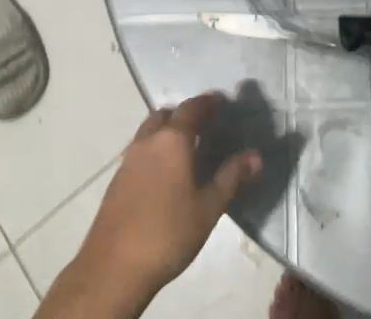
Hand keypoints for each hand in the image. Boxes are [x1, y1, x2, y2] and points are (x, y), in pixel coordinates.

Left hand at [78, 92, 263, 298]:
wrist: (113, 268)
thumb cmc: (168, 233)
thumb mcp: (209, 207)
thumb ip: (232, 177)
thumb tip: (256, 156)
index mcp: (172, 140)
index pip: (192, 108)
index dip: (208, 102)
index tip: (222, 102)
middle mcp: (147, 141)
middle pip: (166, 115)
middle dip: (185, 114)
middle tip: (206, 126)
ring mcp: (128, 160)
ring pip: (150, 132)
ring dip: (168, 131)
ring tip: (188, 149)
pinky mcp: (117, 180)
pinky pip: (140, 151)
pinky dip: (156, 150)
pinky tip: (167, 174)